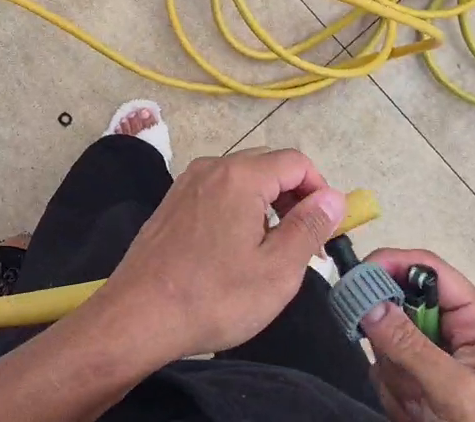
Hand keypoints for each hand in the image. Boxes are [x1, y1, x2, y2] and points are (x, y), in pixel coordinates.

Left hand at [90, 147, 346, 361]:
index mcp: (240, 176)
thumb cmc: (215, 296)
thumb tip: (334, 197)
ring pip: (243, 178)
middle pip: (268, 164)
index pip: (295, 161)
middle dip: (295, 196)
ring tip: (274, 250)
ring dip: (268, 204)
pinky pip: (219, 190)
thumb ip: (309, 228)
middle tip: (306, 243)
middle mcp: (212, 166)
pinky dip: (240, 208)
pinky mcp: (174, 200)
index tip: (327, 229)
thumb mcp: (276, 270)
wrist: (140, 313)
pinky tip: (237, 249)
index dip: (320, 190)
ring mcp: (189, 181)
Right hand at [362, 249, 474, 421]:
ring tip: (416, 405)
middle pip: (401, 302)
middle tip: (397, 370)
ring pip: (389, 334)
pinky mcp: (422, 370)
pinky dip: (393, 388)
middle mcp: (458, 325)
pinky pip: (387, 361)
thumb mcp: (455, 393)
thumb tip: (367, 301)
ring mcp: (438, 348)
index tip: (355, 279)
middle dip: (392, 340)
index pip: (429, 268)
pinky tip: (414, 411)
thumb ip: (411, 347)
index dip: (391, 264)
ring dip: (394, 371)